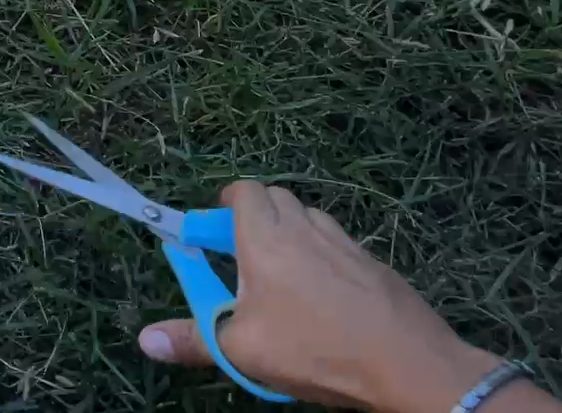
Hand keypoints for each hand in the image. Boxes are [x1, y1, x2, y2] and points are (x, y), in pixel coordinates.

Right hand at [136, 182, 561, 412]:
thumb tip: (145, 341)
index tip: (219, 229)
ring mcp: (344, 242)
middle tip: (245, 251)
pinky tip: (327, 294)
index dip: (227, 202)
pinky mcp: (376, 263)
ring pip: (308, 217)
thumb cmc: (318, 350)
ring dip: (291, 230)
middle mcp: (302, 227)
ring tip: (285, 272)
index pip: (242, 190)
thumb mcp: (246, 350)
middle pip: (274, 197)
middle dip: (256, 213)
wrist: (416, 370)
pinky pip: (339, 243)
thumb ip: (193, 339)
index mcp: (264, 236)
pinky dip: (325, 254)